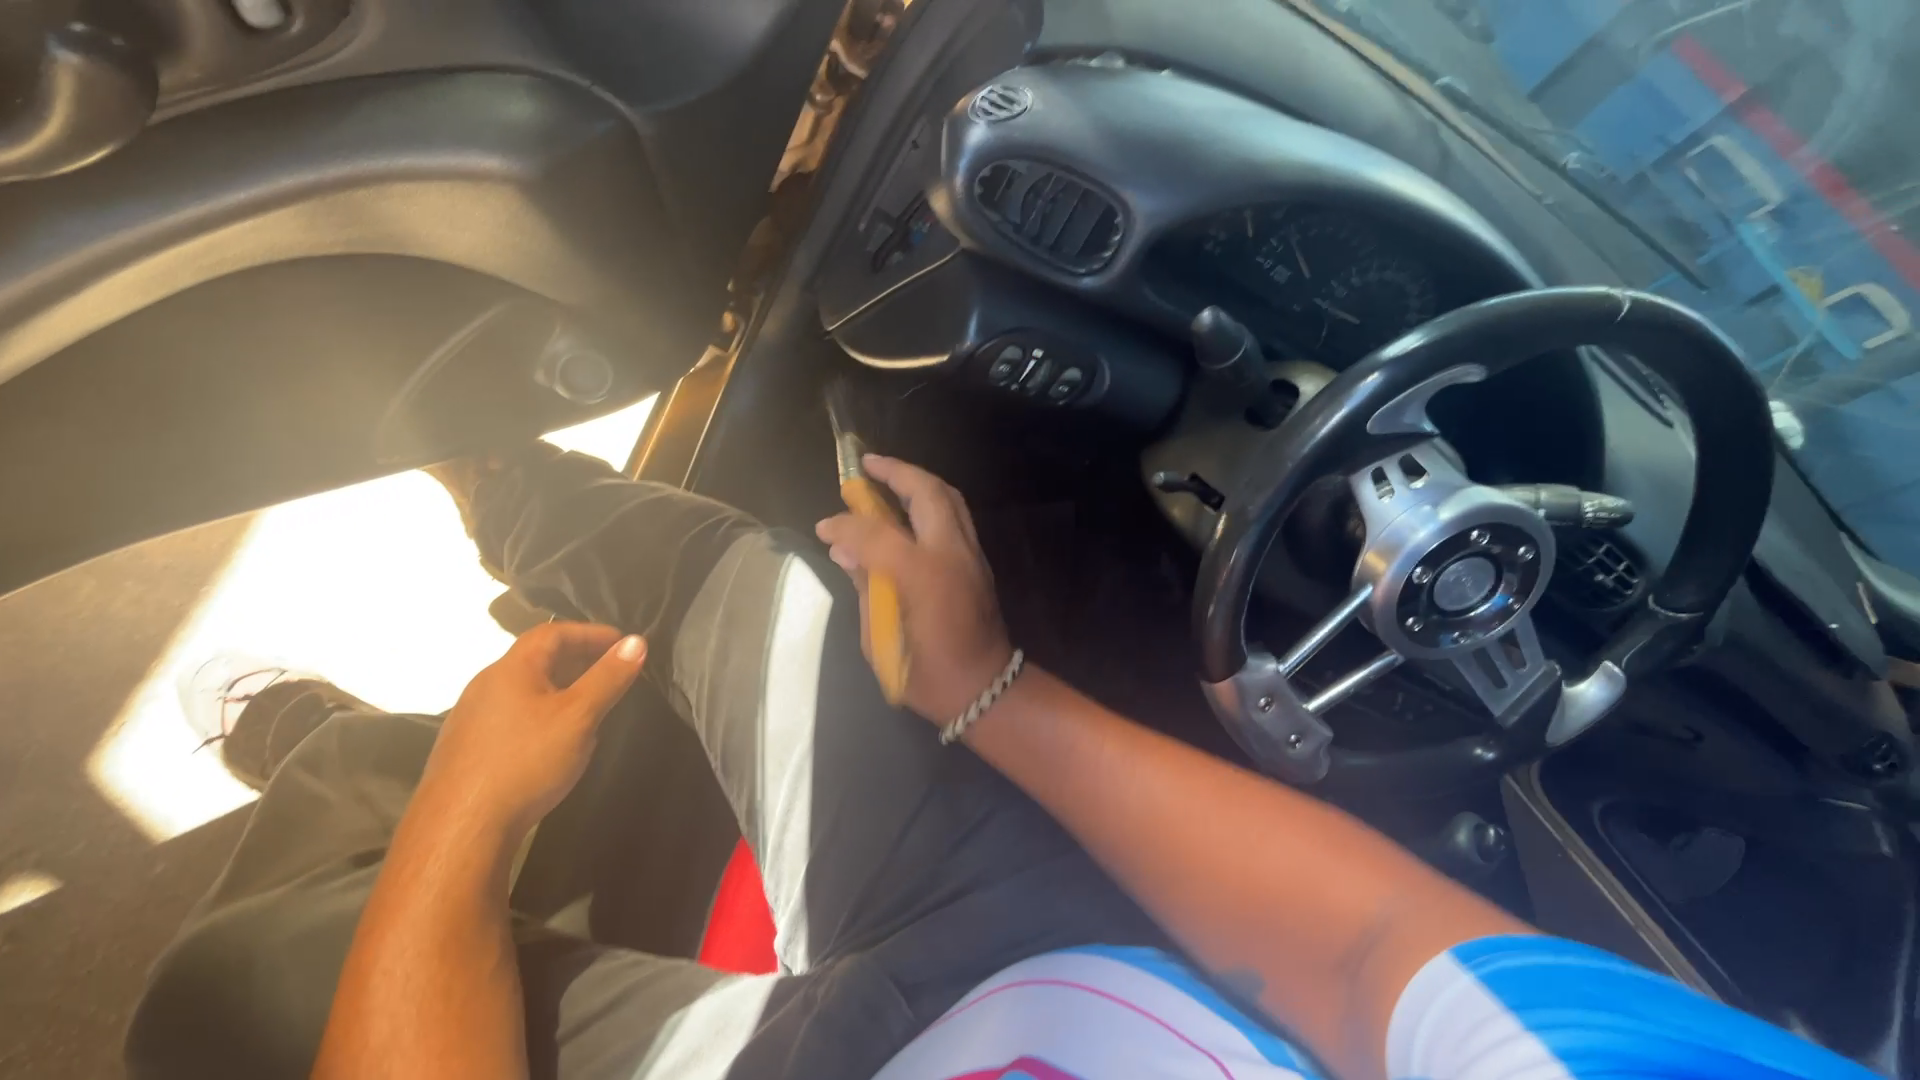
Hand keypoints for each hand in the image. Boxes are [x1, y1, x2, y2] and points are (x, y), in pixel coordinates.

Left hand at [419, 623, 646, 838]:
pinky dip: (544, 713)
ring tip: (593, 705)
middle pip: (538, 659)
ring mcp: (473, 718)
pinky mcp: (469, 748)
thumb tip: (637, 641)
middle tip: (615, 672)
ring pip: (526, 690)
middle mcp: (486, 685)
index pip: (553, 632)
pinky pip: (514, 715)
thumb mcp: (579, 717)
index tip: (623, 644)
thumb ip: (609, 677)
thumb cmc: (525, 762)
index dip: (591, 632)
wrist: (461, 828)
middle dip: (580, 660)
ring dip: (562, 689)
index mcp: (510, 669)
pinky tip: (557, 741)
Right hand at [816, 454, 1013, 722]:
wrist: (986, 690)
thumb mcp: (881, 642)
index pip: (876, 533)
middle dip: (895, 472)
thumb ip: (865, 590)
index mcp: (923, 576)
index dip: (845, 525)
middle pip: (926, 492)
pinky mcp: (979, 561)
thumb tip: (846, 554)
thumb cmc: (928, 677)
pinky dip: (931, 501)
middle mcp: (951, 554)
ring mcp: (970, 555)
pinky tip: (909, 508)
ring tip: (888, 477)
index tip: (824, 526)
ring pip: (948, 497)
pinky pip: (956, 515)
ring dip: (918, 480)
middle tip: (866, 466)